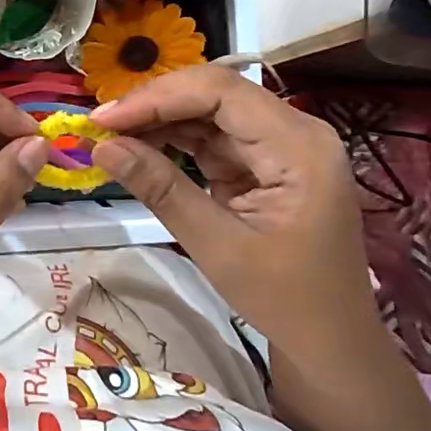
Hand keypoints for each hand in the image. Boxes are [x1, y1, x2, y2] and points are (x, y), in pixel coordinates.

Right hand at [90, 65, 374, 355]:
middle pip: (217, 95)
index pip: (221, 93)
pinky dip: (177, 141)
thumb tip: (102, 147)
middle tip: (101, 126)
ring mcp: (282, 144)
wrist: (330, 337)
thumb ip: (161, 189)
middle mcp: (296, 131)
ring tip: (112, 136)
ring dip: (161, 121)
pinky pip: (216, 136)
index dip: (158, 97)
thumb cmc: (284, 299)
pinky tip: (142, 146)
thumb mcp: (218, 246)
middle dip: (156, 105)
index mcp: (299, 147)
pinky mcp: (266, 160)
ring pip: (212, 112)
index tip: (105, 118)